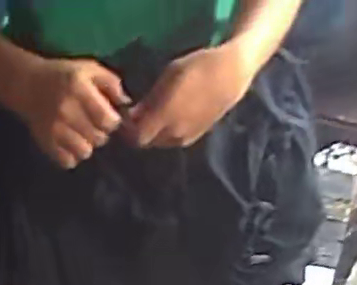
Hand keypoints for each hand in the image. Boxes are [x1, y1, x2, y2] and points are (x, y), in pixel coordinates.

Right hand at [11, 57, 127, 168]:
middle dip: (100, 134)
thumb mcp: (88, 69)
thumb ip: (110, 82)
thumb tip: (126, 102)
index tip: (107, 117)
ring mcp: (55, 129)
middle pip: (98, 139)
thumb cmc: (64, 76)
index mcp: (79, 88)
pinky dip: (72, 156)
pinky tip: (69, 143)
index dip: (112, 122)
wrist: (29, 85)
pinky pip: (69, 162)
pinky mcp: (47, 144)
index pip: (108, 120)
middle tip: (92, 125)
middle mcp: (67, 110)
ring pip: (85, 152)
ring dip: (87, 146)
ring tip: (81, 135)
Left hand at [125, 44, 254, 148]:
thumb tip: (131, 116)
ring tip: (156, 116)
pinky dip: (167, 133)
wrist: (230, 77)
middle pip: (147, 142)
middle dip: (140, 132)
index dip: (128, 132)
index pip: (136, 138)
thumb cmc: (197, 69)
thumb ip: (149, 101)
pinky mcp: (193, 140)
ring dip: (154, 133)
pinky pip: (173, 141)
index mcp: (164, 118)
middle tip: (139, 117)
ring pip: (160, 143)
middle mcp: (172, 135)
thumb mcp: (168, 77)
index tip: (126, 119)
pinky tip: (171, 118)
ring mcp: (184, 139)